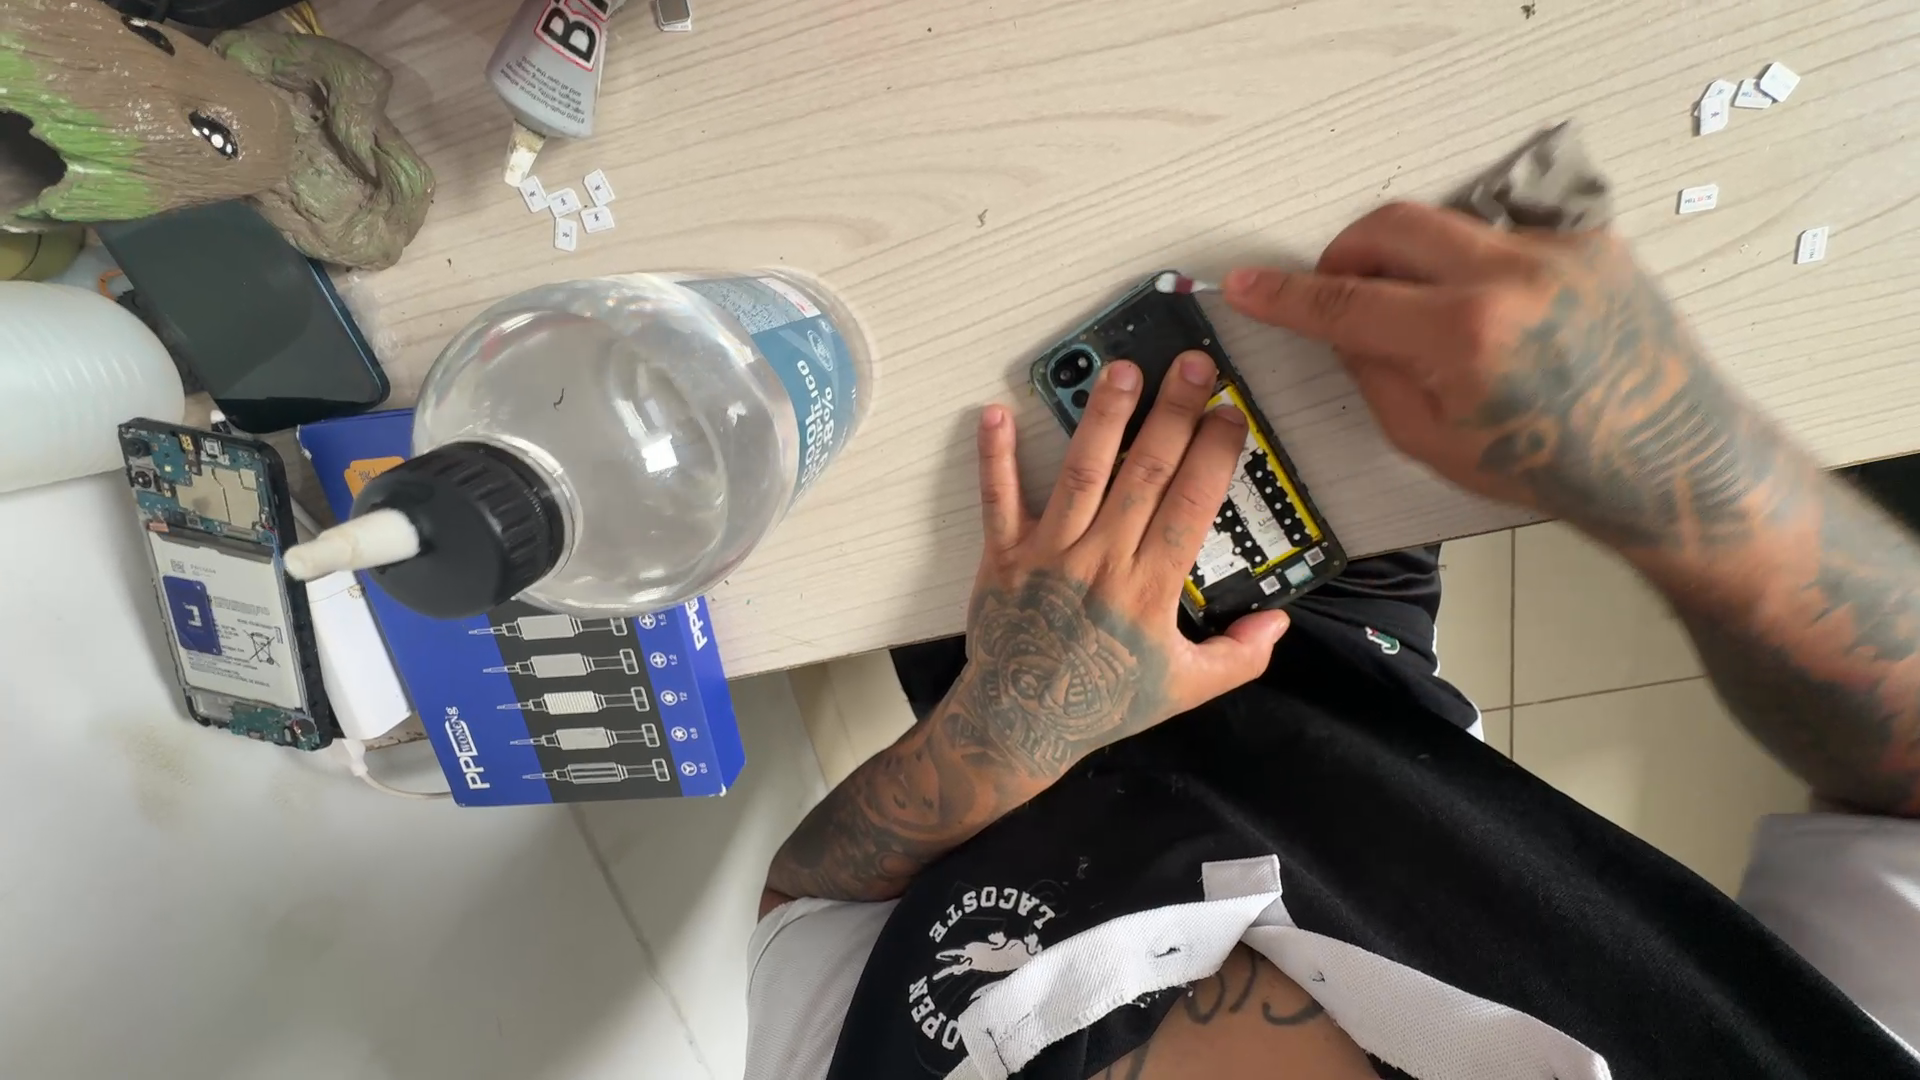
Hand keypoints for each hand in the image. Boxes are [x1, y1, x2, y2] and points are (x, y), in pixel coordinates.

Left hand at [957, 351, 1290, 772]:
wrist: (1022, 721)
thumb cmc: (1104, 703)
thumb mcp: (1185, 690)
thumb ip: (1240, 657)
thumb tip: (1281, 619)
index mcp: (1149, 589)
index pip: (1190, 506)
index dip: (1214, 454)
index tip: (1231, 412)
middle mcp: (1101, 560)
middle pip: (1143, 474)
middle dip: (1172, 414)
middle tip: (1191, 363)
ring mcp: (1048, 553)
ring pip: (1081, 473)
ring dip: (1102, 418)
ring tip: (1120, 370)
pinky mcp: (1003, 555)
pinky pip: (998, 499)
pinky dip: (995, 457)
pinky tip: (996, 414)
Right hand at [1222, 202, 1771, 550]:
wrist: (1667, 457)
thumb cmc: (1537, 464)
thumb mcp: (1424, 436)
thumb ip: (1372, 371)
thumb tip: (1343, 327)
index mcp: (1463, 335)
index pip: (1345, 302)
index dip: (1284, 295)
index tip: (1244, 284)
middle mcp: (1512, 273)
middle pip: (1391, 226)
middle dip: (1343, 254)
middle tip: (1334, 292)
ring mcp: (1558, 248)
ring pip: (1441, 227)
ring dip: (1403, 263)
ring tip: (1413, 317)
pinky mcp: (1589, 242)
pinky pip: (1491, 240)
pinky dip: (1459, 270)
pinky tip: (1476, 318)